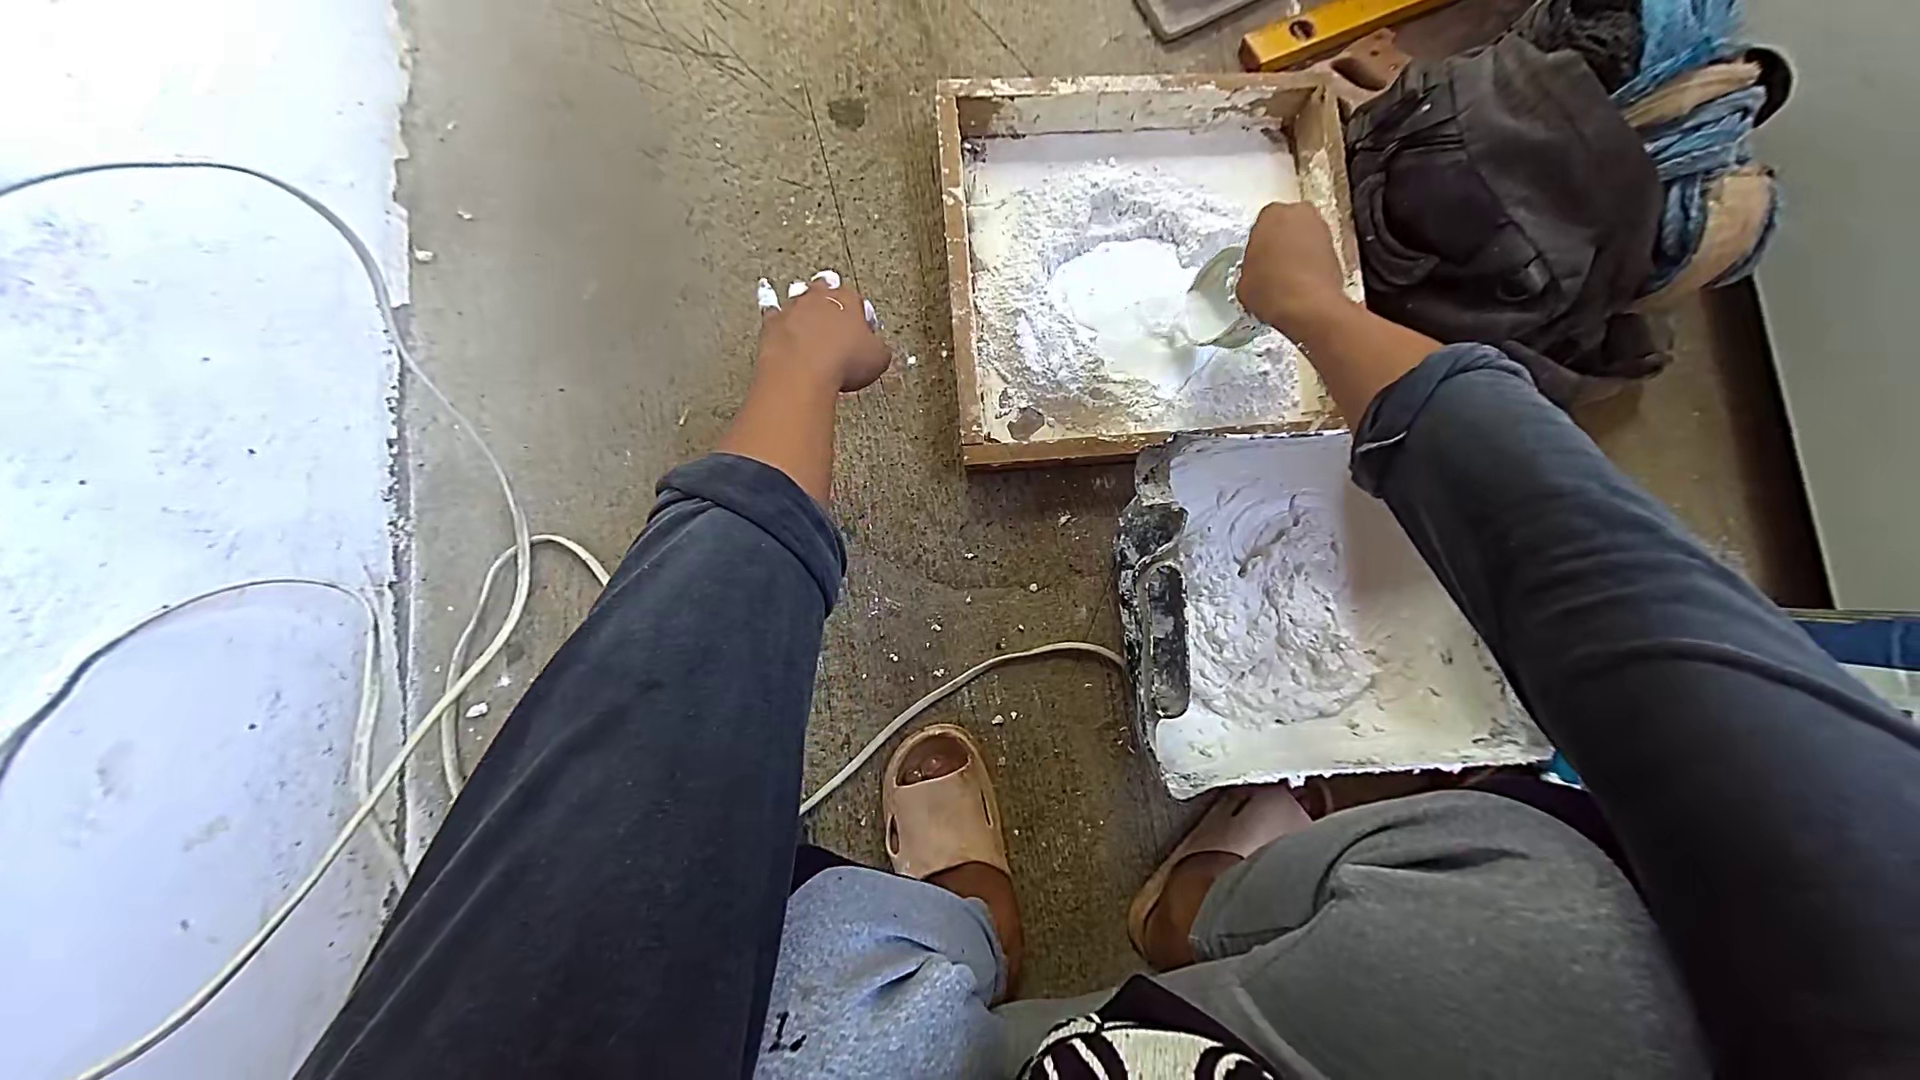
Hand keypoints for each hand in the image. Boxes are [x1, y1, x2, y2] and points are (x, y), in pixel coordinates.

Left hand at [757, 278, 891, 392]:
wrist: (803, 372)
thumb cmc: (843, 362)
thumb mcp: (878, 359)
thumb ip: (879, 348)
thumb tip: (879, 349)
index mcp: (848, 300)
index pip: (858, 301)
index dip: (862, 315)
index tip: (865, 329)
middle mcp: (819, 297)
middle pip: (826, 290)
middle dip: (830, 297)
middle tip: (833, 305)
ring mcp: (793, 308)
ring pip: (798, 296)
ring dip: (803, 302)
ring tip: (806, 307)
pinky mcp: (772, 323)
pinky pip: (771, 311)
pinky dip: (773, 309)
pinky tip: (770, 305)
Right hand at [1235, 201, 1356, 341]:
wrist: (1308, 306)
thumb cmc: (1274, 289)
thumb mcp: (1243, 283)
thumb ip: (1248, 268)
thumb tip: (1253, 275)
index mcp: (1271, 215)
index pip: (1259, 224)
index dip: (1256, 244)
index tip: (1252, 258)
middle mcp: (1300, 213)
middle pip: (1285, 225)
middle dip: (1277, 242)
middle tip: (1266, 266)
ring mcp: (1322, 229)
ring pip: (1302, 237)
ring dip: (1293, 252)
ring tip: (1281, 278)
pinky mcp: (1336, 248)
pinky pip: (1315, 252)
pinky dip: (1307, 264)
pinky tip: (1296, 284)